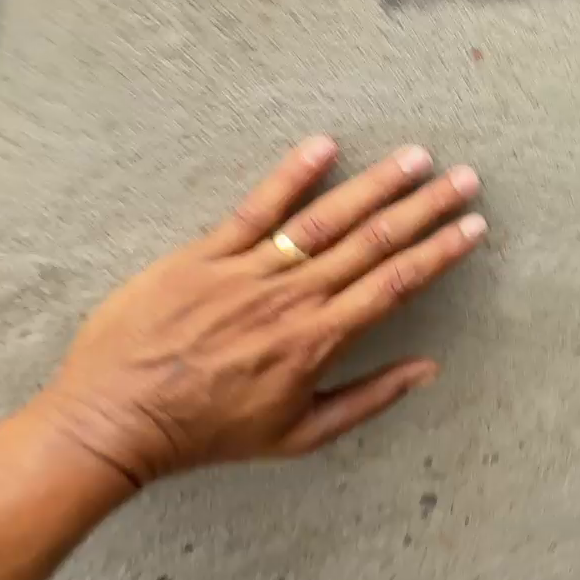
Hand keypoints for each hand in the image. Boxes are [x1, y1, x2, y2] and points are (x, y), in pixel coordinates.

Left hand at [24, 137, 486, 485]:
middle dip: (427, 207)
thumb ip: (370, 398)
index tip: (474, 226)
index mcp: (320, 338)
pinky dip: (291, 176)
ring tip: (416, 158)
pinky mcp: (203, 256)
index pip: (397, 282)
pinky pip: (255, 210)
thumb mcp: (299, 434)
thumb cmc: (208, 433)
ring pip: (327, 219)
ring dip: (377, 185)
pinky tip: (324, 145)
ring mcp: (249, 272)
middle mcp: (294, 297)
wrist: (105, 426)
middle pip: (375, 241)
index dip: (440, 251)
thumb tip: (429, 368)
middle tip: (465, 178)